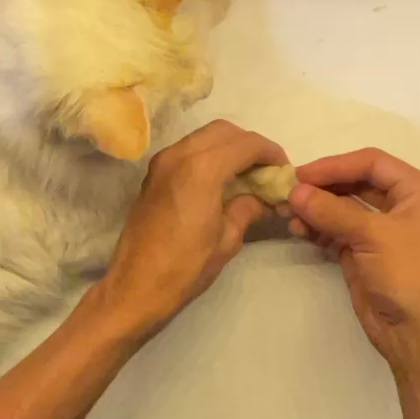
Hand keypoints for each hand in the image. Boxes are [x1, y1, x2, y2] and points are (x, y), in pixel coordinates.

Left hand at [91, 120, 283, 338]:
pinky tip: (220, 181)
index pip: (247, 144)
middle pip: (224, 131)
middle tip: (265, 171)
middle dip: (249, 145)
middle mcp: (179, 155)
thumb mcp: (227, 240)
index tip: (284, 171)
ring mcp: (161, 163)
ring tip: (245, 175)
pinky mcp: (152, 176)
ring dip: (228, 148)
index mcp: (201, 169)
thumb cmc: (185, 268)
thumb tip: (264, 198)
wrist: (135, 287)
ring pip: (203, 137)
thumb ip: (248, 209)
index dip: (271, 153)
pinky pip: (187, 151)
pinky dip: (208, 156)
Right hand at [285, 148, 419, 376]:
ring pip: (343, 210)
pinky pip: (337, 234)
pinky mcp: (364, 256)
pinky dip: (317, 229)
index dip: (335, 165)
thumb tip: (295, 192)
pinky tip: (298, 230)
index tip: (300, 174)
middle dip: (322, 188)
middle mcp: (401, 207)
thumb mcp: (374, 235)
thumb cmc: (411, 274)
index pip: (372, 163)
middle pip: (355, 184)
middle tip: (287, 192)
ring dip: (315, 209)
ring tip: (287, 214)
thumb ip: (333, 211)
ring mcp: (381, 233)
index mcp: (418, 191)